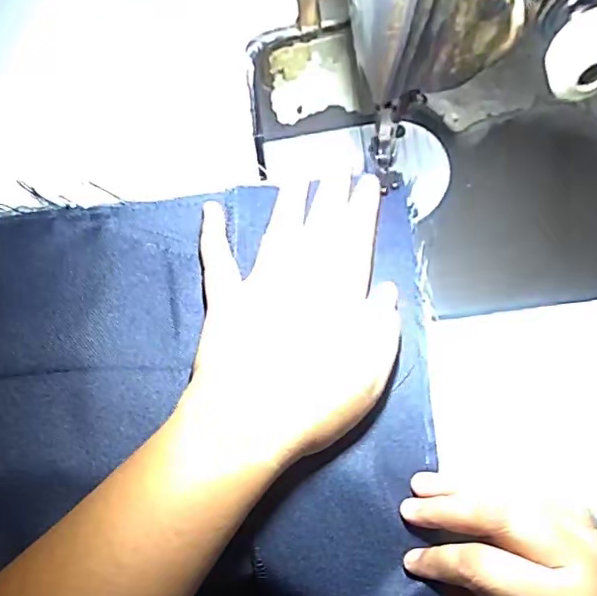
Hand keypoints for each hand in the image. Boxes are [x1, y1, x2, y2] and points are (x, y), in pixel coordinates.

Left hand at [177, 177, 400, 466]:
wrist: (248, 423)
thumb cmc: (314, 405)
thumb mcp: (370, 373)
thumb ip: (381, 328)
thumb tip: (384, 296)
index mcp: (339, 294)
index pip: (354, 240)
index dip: (360, 210)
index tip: (365, 186)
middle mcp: (299, 279)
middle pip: (317, 228)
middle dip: (329, 198)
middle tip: (336, 173)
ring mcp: (258, 287)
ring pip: (276, 233)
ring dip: (287, 205)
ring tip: (296, 182)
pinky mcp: (224, 304)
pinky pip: (218, 261)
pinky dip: (214, 235)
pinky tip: (212, 213)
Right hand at [400, 473, 596, 595]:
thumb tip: (442, 585)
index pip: (485, 564)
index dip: (441, 560)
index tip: (410, 562)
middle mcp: (582, 558)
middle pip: (505, 515)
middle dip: (452, 507)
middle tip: (410, 506)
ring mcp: (595, 540)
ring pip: (524, 499)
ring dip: (473, 491)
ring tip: (429, 485)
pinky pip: (544, 501)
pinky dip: (506, 495)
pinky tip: (480, 494)